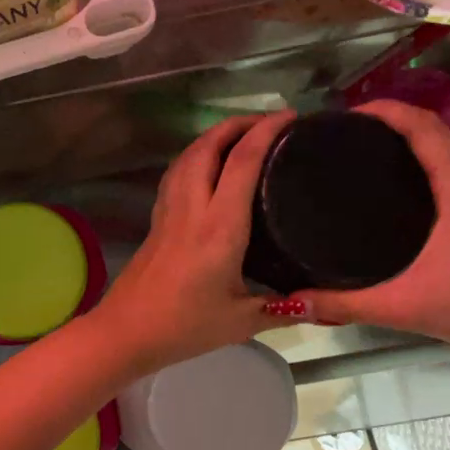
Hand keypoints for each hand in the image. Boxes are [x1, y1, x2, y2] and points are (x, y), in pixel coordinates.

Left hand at [89, 111, 301, 374]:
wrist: (124, 332)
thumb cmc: (184, 326)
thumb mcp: (242, 321)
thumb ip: (284, 309)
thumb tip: (325, 305)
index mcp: (220, 226)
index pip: (242, 162)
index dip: (266, 131)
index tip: (291, 118)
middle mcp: (192, 209)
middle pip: (208, 147)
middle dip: (237, 124)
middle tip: (269, 122)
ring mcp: (168, 213)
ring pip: (186, 158)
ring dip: (212, 137)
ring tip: (240, 136)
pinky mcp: (155, 222)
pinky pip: (175, 176)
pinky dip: (194, 158)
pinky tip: (206, 167)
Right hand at [287, 100, 449, 357]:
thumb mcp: (398, 306)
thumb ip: (340, 303)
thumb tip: (289, 300)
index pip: (425, 128)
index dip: (387, 111)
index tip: (346, 115)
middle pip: (432, 133)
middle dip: (388, 125)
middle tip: (341, 139)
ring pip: (443, 151)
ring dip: (406, 144)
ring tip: (360, 157)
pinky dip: (421, 163)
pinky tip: (392, 186)